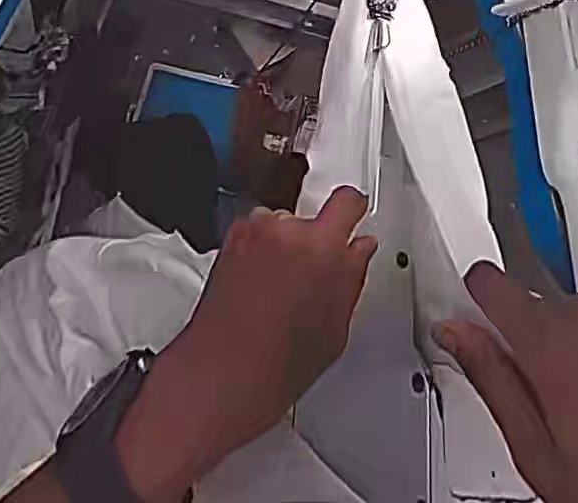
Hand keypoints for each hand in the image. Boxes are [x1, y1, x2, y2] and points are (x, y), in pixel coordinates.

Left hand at [114, 186, 378, 502]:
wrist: (217, 377)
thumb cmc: (272, 366)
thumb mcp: (335, 328)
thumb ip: (352, 275)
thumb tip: (360, 250)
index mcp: (322, 248)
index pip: (348, 200)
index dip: (355, 207)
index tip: (356, 213)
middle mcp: (287, 231)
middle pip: (314, 216)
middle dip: (317, 240)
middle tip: (314, 275)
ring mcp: (256, 232)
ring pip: (284, 223)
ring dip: (287, 243)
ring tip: (283, 286)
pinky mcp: (232, 239)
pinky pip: (259, 232)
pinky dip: (262, 249)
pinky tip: (262, 285)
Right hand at [438, 262, 577, 502]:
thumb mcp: (531, 446)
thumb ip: (487, 373)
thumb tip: (453, 331)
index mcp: (551, 341)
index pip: (490, 281)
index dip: (473, 297)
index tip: (468, 314)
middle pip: (529, 301)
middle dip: (521, 336)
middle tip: (533, 395)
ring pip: (564, 311)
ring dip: (559, 340)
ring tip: (575, 405)